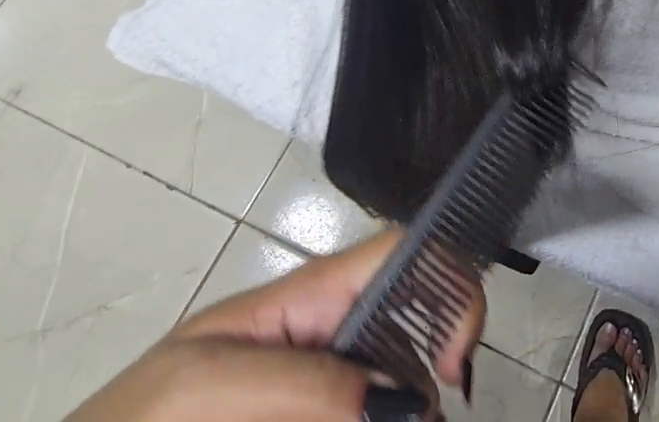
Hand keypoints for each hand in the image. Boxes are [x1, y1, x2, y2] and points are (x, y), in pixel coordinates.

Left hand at [66, 231, 482, 421]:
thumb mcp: (206, 387)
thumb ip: (306, 384)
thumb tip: (402, 402)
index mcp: (311, 298)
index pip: (402, 253)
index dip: (448, 285)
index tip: (452, 366)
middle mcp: (333, 336)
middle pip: (418, 328)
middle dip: (432, 380)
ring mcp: (329, 386)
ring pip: (399, 392)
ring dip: (406, 413)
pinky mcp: (323, 416)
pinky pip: (370, 412)